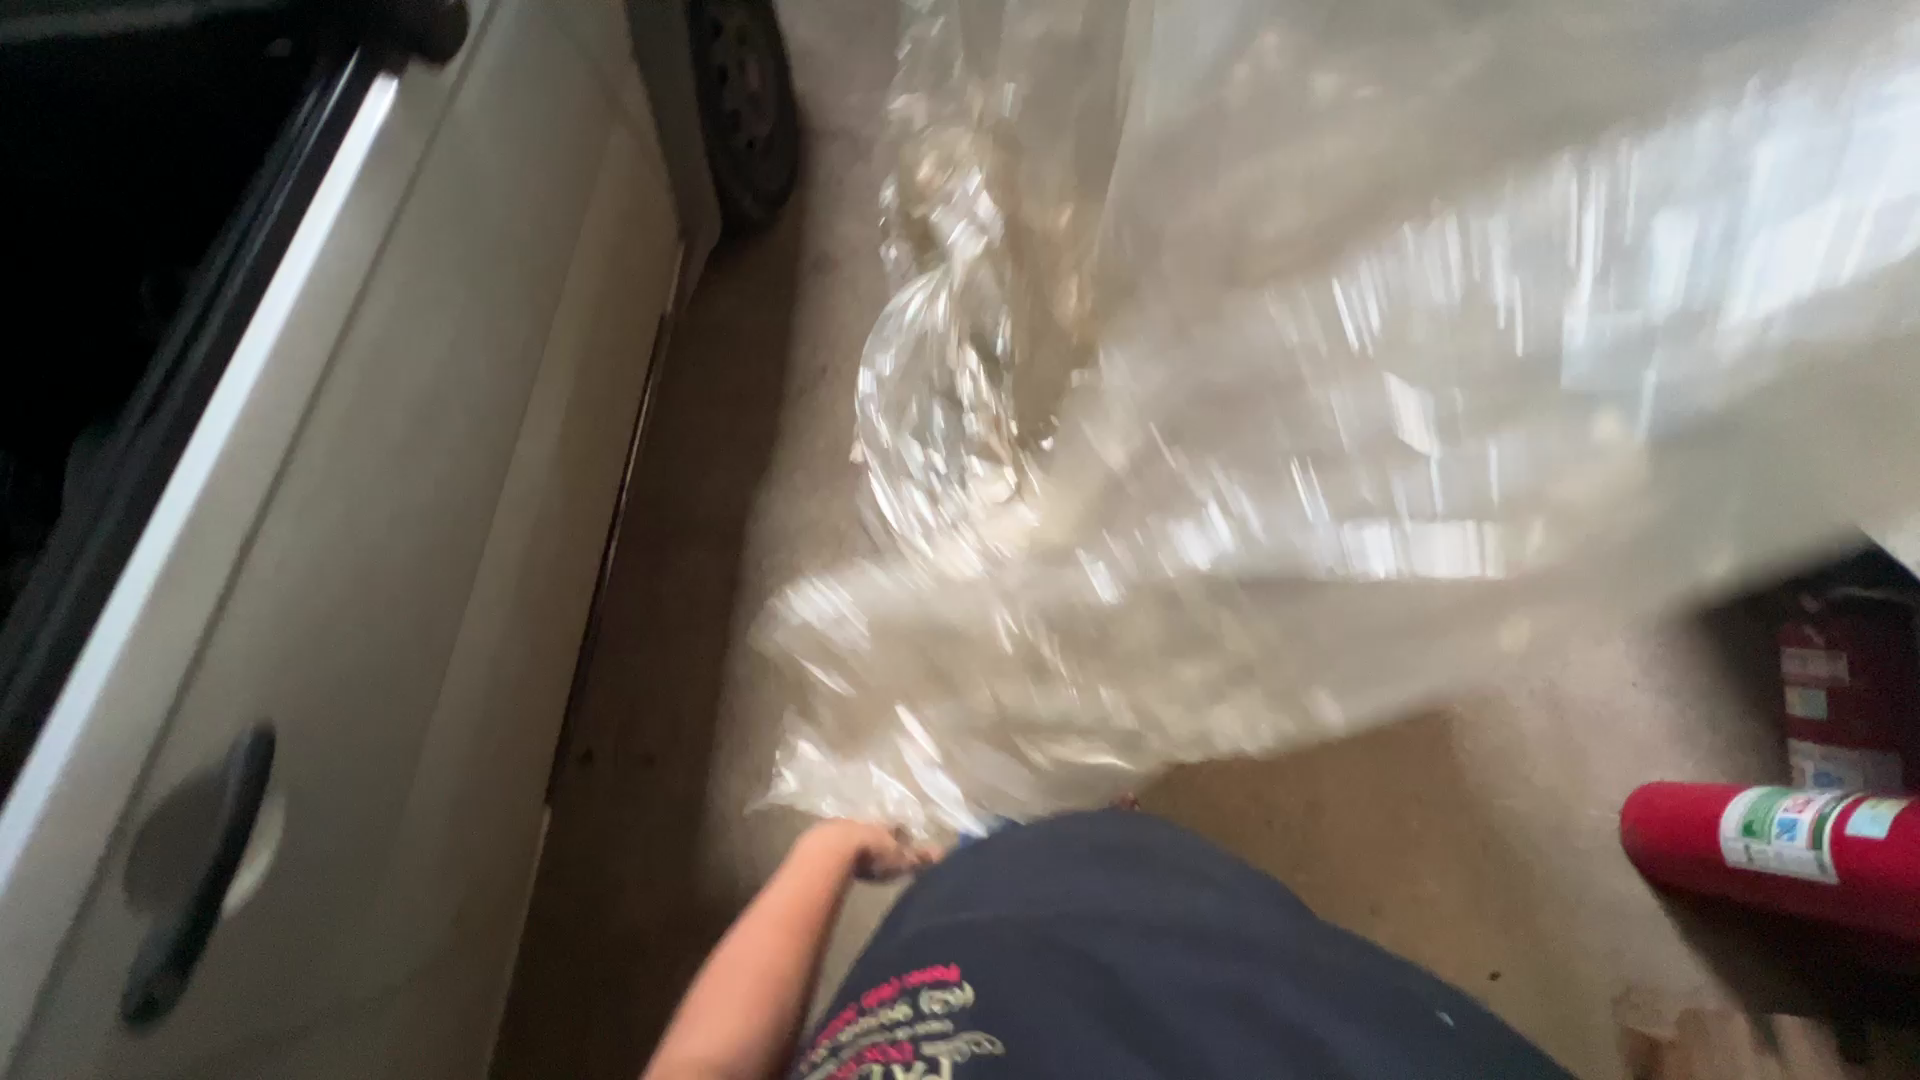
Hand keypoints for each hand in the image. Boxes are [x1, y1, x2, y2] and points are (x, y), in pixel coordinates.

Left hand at [802, 820, 941, 882]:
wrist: (832, 849)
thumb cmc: (871, 855)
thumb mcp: (899, 860)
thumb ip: (920, 857)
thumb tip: (944, 853)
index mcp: (885, 827)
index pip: (898, 828)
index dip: (903, 835)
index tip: (907, 840)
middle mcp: (865, 823)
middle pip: (875, 827)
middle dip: (878, 835)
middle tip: (883, 846)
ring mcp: (841, 828)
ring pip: (854, 831)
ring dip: (858, 840)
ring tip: (860, 852)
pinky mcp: (822, 838)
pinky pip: (835, 840)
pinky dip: (839, 847)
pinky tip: (838, 857)